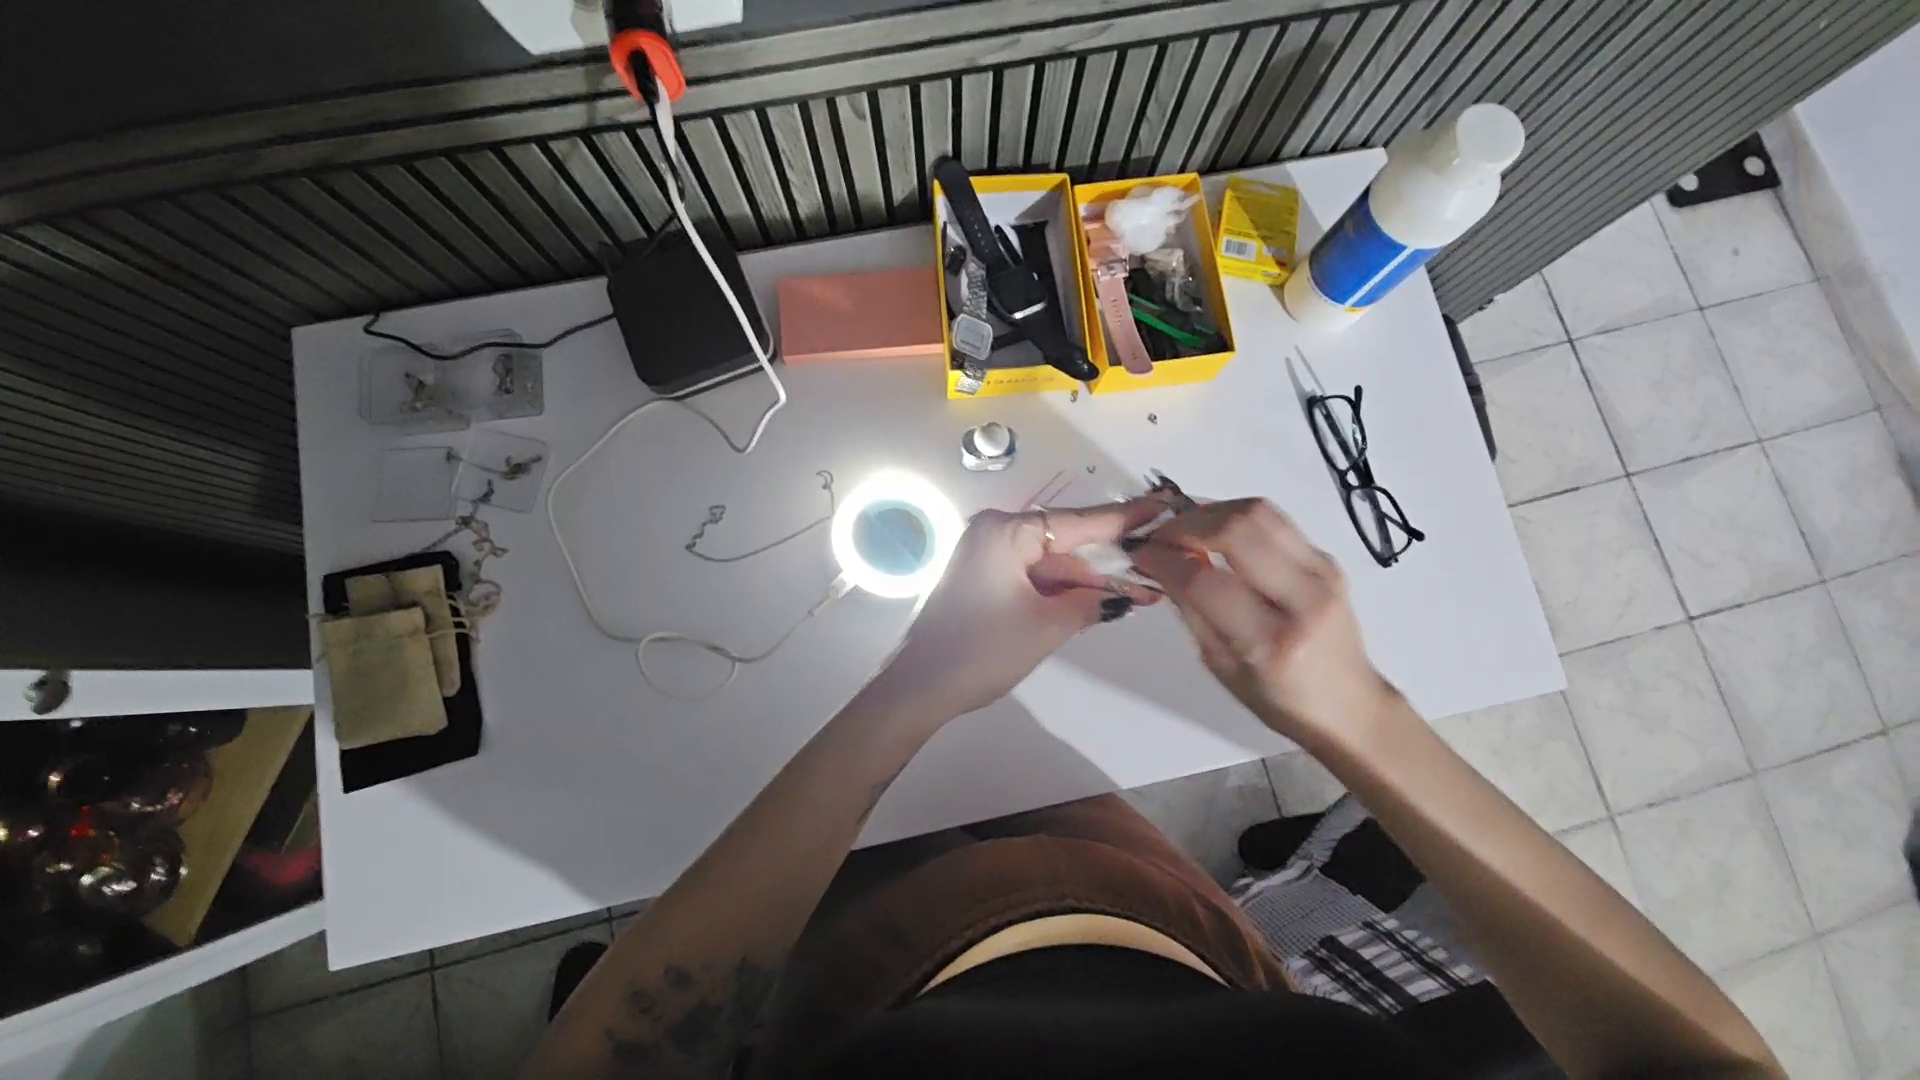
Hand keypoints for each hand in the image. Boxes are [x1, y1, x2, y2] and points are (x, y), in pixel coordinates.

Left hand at [876, 499, 1166, 715]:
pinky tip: (1098, 599)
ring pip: (1051, 561)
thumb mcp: (1046, 626)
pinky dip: (1062, 589)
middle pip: (1065, 540)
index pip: (1077, 521)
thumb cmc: (982, 651)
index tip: (1161, 506)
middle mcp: (994, 531)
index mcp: (1005, 531)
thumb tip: (1123, 594)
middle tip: (1158, 560)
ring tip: (1140, 590)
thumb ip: (1089, 602)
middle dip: (1110, 559)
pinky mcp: (984, 577)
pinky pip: (1033, 574)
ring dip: (1088, 580)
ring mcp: (986, 554)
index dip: (1123, 518)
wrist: (921, 687)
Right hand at [1129, 499, 1394, 746]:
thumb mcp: (1221, 666)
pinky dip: (1236, 519)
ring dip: (1212, 512)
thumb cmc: (1279, 700)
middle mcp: (1303, 600)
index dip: (1163, 558)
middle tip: (1161, 535)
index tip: (1139, 552)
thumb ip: (1191, 611)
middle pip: (1238, 530)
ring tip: (1187, 529)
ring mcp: (1323, 573)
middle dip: (1187, 524)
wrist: (1350, 705)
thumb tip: (1159, 565)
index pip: (1204, 581)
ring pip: (1260, 512)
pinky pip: (1275, 521)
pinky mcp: (1328, 559)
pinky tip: (1217, 535)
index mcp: (1270, 642)